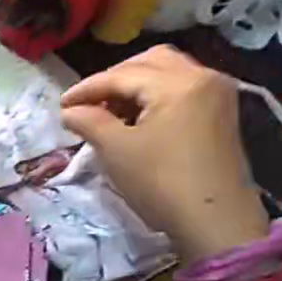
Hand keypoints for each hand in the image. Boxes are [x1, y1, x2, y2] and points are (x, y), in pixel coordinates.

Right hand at [60, 45, 268, 259]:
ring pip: (168, 73)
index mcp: (177, 83)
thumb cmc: (160, 183)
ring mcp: (217, 94)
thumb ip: (90, 123)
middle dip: (114, 78)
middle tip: (88, 103)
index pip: (123, 74)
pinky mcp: (221, 113)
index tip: (61, 105)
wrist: (213, 218)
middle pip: (151, 62)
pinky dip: (155, 96)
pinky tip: (136, 119)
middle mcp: (202, 76)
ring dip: (135, 86)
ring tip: (109, 112)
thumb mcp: (116, 151)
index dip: (88, 88)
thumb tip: (70, 111)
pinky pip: (182, 89)